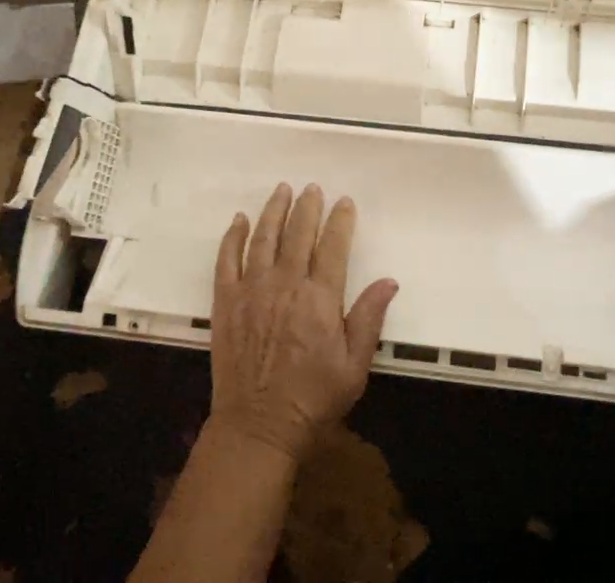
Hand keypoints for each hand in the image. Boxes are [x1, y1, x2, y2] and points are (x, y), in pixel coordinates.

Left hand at [208, 182, 398, 460]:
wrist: (258, 426)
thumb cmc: (313, 400)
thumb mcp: (354, 367)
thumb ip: (368, 319)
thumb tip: (388, 281)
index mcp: (320, 299)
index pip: (333, 247)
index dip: (340, 221)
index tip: (344, 203)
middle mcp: (286, 285)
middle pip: (298, 234)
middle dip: (307, 207)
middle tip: (312, 188)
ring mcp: (252, 291)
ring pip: (263, 238)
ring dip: (273, 211)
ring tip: (282, 190)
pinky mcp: (225, 302)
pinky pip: (227, 259)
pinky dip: (233, 236)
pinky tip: (239, 221)